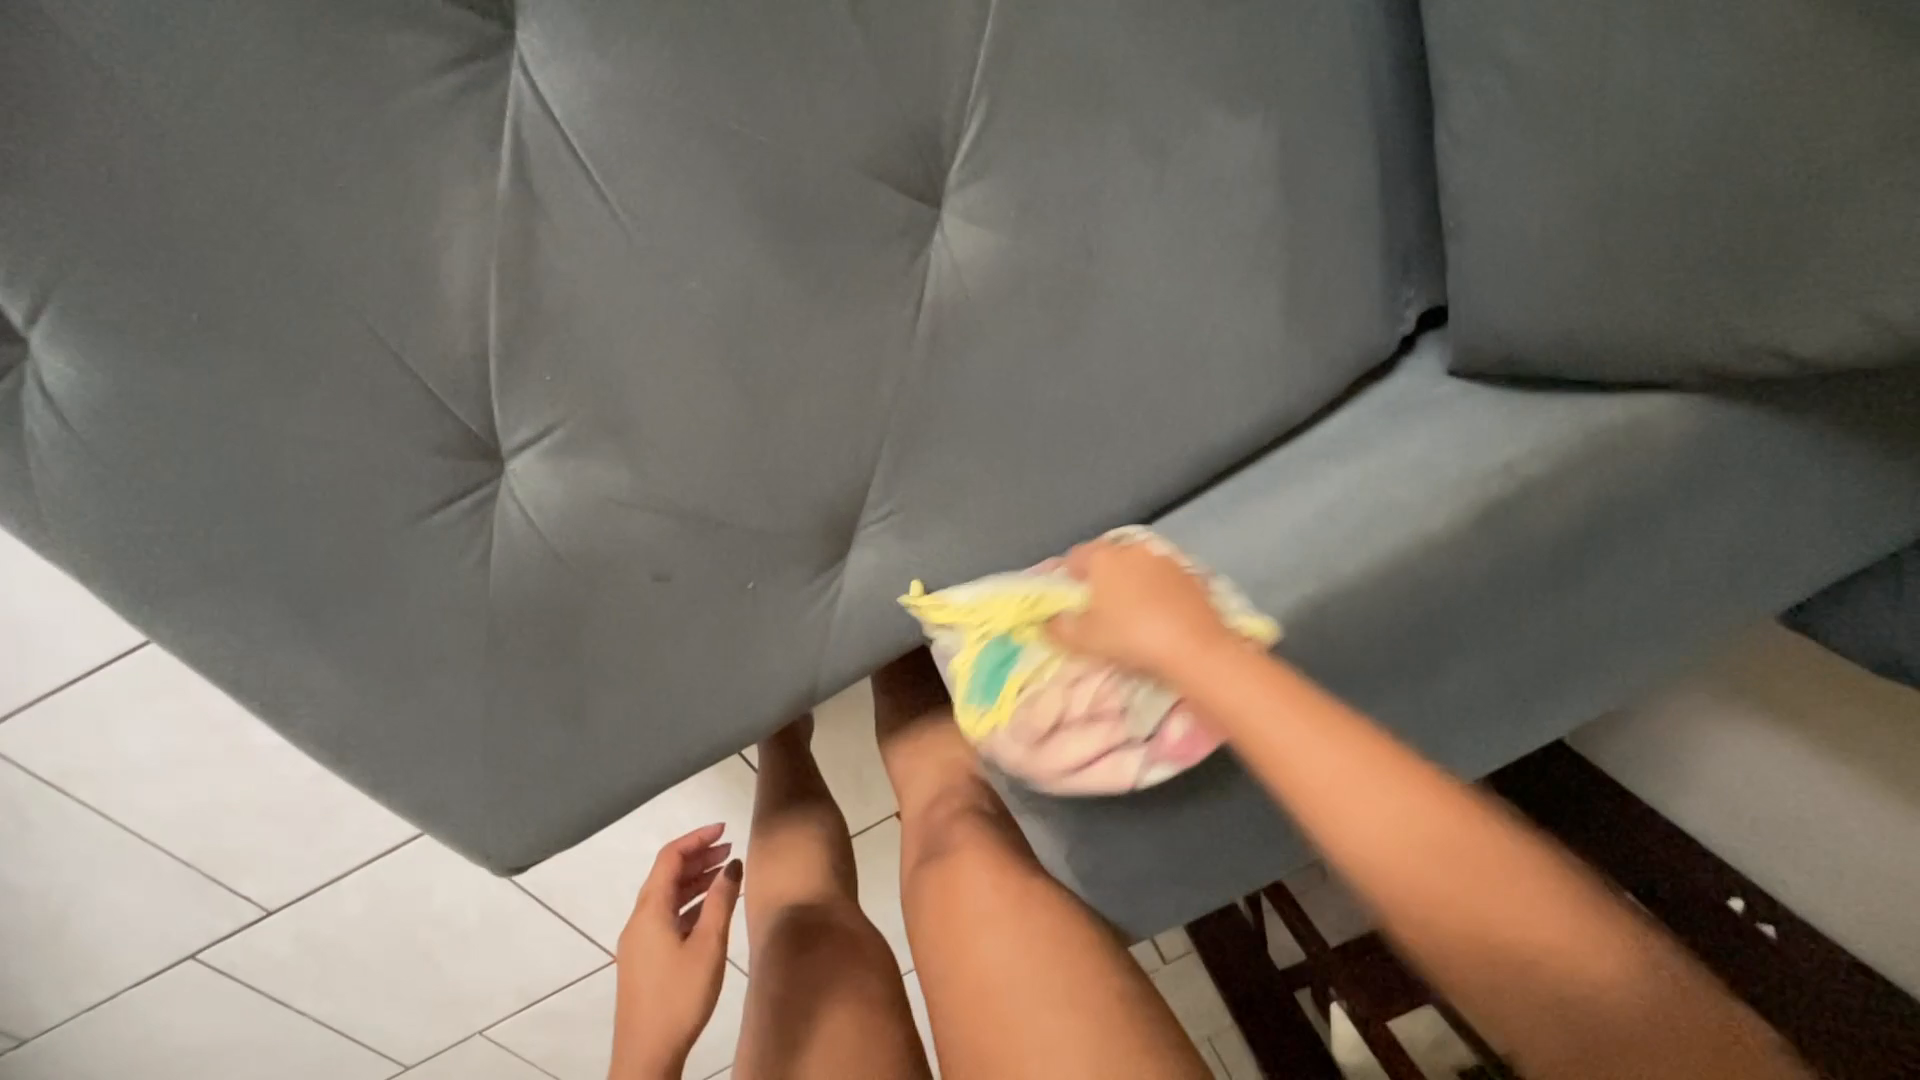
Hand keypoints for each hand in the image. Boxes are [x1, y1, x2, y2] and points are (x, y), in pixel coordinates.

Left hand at [609, 824, 742, 1079]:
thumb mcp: (708, 945)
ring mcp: (640, 941)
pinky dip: (690, 904)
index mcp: (649, 911)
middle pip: (667, 875)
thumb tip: (732, 865)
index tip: (725, 828)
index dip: (697, 838)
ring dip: (695, 880)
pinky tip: (712, 909)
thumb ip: (720, 901)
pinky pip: (667, 916)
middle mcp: (639, 920)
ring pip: (667, 897)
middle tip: (731, 849)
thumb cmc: (679, 996)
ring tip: (727, 873)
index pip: (670, 858)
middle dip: (699, 857)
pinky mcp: (644, 960)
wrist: (646, 1056)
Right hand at [1046, 538, 1238, 679]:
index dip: (1067, 578)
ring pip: (1137, 568)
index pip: (1074, 558)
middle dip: (1100, 579)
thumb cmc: (1130, 637)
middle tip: (1098, 610)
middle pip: (1107, 560)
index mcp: (1102, 557)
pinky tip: (1159, 617)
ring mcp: (1165, 559)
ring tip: (1132, 615)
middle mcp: (1132, 549)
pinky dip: (1156, 593)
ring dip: (1130, 584)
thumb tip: (1047, 621)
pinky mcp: (1191, 574)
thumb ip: (1058, 628)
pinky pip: (1162, 580)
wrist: (1195, 648)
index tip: (1068, 601)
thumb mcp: (1083, 640)